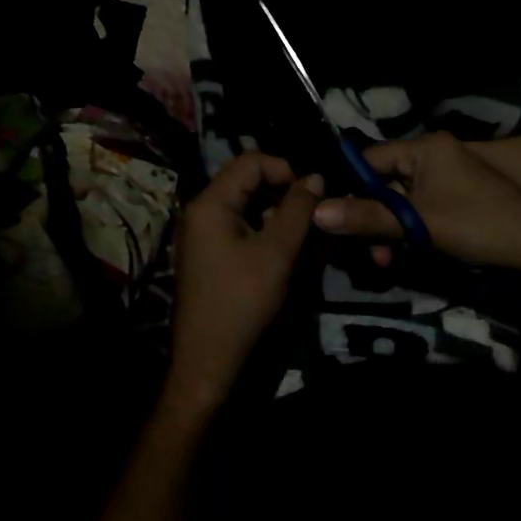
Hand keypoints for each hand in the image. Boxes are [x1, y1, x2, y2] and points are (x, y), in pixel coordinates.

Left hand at [170, 152, 322, 405]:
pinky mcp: (214, 254)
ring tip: (307, 236)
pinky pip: (245, 228)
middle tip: (315, 214)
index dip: (286, 169)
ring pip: (250, 206)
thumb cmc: (243, 301)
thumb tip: (316, 176)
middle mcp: (204, 211)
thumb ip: (298, 210)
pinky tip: (288, 251)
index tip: (314, 193)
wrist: (210, 359)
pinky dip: (269, 232)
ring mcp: (206, 234)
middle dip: (286, 193)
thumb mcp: (277, 252)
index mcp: (210, 203)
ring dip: (280, 214)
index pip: (251, 161)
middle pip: (250, 182)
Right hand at [311, 131, 520, 269]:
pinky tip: (402, 256)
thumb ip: (366, 217)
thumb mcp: (417, 222)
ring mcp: (446, 178)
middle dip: (370, 219)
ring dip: (388, 231)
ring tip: (384, 261)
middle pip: (384, 183)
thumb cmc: (475, 224)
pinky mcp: (455, 200)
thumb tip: (317, 213)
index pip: (369, 160)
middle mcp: (434, 156)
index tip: (333, 220)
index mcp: (425, 147)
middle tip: (364, 252)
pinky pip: (419, 211)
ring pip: (400, 202)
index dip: (348, 189)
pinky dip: (408, 232)